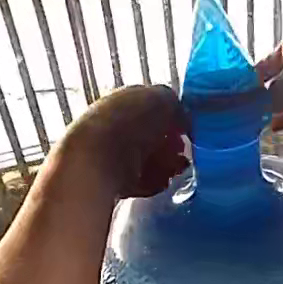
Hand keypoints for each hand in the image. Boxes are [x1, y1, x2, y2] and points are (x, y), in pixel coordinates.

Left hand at [57, 84, 189, 198]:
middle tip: (183, 155)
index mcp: (125, 100)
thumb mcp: (162, 100)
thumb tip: (182, 120)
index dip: (174, 120)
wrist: (96, 162)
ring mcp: (113, 154)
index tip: (186, 132)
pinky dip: (153, 183)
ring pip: (149, 160)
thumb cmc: (130, 124)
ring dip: (166, 166)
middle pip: (153, 137)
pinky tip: (160, 183)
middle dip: (172, 147)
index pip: (154, 108)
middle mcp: (118, 124)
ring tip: (175, 172)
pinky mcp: (114, 180)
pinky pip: (141, 181)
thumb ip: (176, 106)